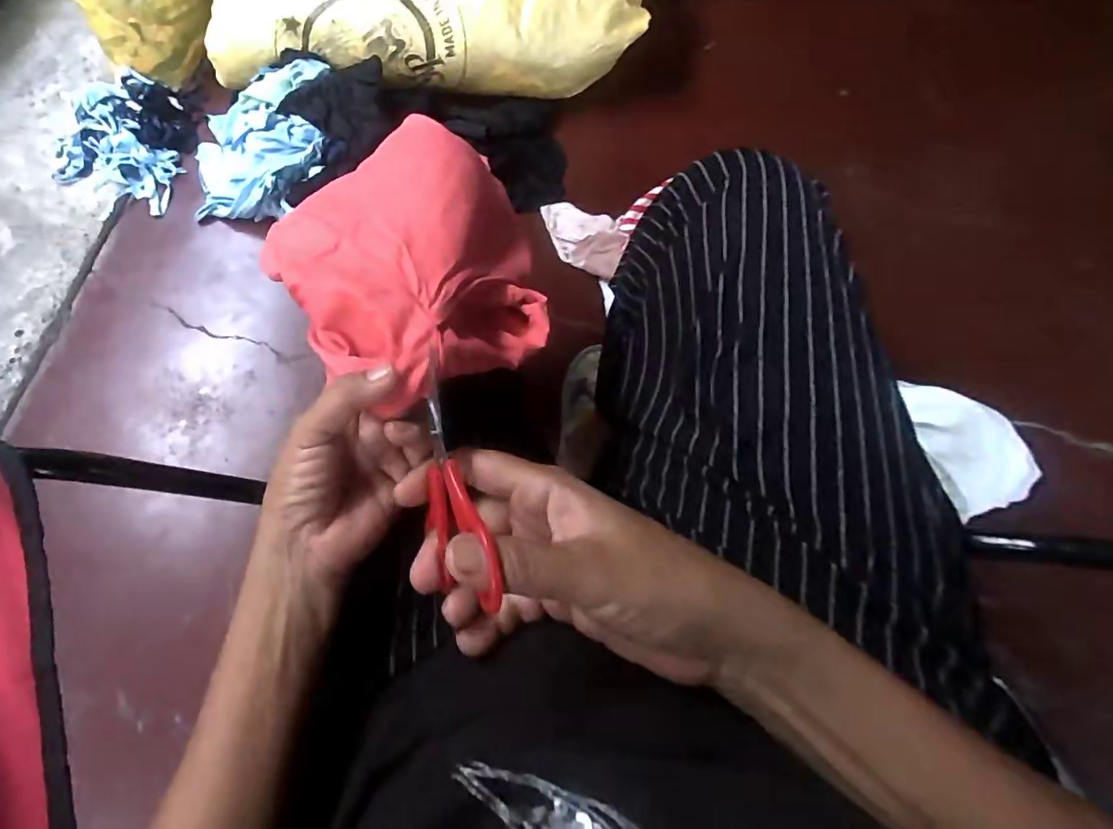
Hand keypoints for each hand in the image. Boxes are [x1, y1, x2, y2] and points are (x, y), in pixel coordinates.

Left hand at [256, 366, 426, 607]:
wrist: (305, 548)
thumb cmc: (298, 484)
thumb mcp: (310, 432)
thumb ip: (346, 396)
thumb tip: (394, 367)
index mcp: (344, 412)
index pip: (376, 383)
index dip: (393, 375)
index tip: (411, 370)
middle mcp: (371, 430)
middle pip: (403, 407)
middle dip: (407, 409)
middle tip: (395, 424)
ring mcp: (390, 457)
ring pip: (418, 433)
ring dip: (413, 435)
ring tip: (396, 443)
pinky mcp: (407, 485)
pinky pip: (427, 465)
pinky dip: (423, 465)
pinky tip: (406, 476)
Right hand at [396, 449, 776, 686]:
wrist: (711, 634)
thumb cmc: (651, 581)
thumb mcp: (583, 571)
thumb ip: (516, 562)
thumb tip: (447, 555)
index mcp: (548, 493)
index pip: (482, 469)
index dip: (440, 477)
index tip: (400, 501)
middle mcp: (542, 520)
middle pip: (477, 521)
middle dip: (447, 547)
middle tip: (423, 585)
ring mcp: (548, 558)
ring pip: (489, 564)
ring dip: (466, 587)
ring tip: (454, 620)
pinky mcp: (558, 596)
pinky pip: (510, 598)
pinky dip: (490, 616)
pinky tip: (477, 642)